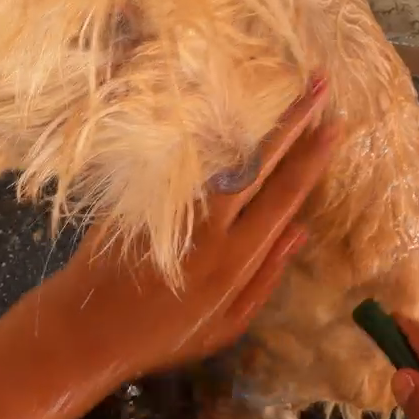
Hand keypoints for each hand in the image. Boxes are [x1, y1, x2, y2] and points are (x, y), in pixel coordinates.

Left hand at [31, 77, 338, 384]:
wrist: (84, 329)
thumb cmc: (162, 335)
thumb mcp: (225, 325)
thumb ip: (266, 277)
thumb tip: (301, 229)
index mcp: (236, 258)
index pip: (285, 194)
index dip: (312, 158)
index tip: (334, 125)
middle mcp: (211, 224)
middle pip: (260, 161)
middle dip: (294, 120)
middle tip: (319, 84)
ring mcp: (177, 204)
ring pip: (224, 152)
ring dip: (257, 120)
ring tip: (284, 92)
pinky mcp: (147, 193)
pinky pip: (189, 157)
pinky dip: (214, 133)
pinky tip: (232, 110)